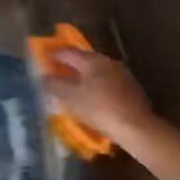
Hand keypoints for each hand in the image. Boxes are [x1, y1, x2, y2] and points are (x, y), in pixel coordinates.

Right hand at [42, 49, 159, 140]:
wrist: (135, 126)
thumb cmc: (99, 108)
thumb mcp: (71, 98)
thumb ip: (55, 85)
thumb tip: (44, 77)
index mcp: (92, 60)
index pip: (68, 52)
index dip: (54, 56)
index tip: (44, 61)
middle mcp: (108, 62)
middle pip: (84, 60)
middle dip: (70, 67)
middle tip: (58, 76)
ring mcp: (121, 74)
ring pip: (97, 72)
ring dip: (84, 78)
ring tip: (73, 89)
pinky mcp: (131, 88)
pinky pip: (107, 83)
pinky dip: (97, 87)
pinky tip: (93, 100)